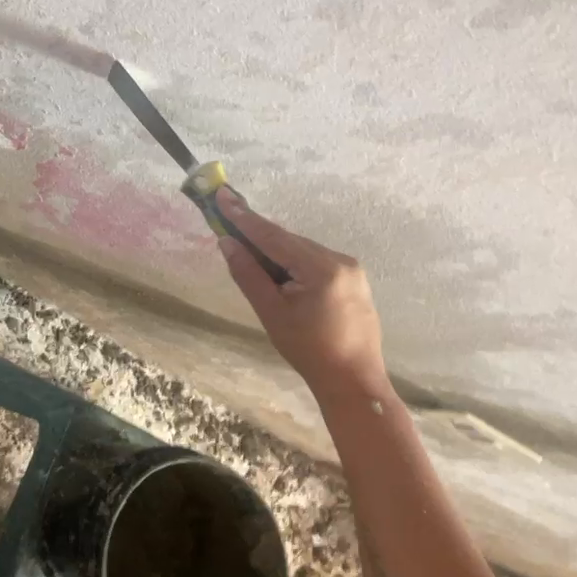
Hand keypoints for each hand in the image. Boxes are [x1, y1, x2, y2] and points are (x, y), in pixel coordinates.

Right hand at [215, 189, 387, 396]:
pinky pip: (314, 260)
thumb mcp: (271, 312)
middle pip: (288, 240)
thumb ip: (248, 273)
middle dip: (257, 234)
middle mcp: (340, 260)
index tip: (222, 195)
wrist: (354, 382)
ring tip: (249, 255)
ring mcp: (351, 269)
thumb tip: (227, 241)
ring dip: (274, 250)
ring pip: (301, 249)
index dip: (243, 216)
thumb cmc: (308, 350)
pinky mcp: (353, 279)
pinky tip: (278, 272)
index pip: (273, 235)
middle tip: (227, 225)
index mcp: (321, 268)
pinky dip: (292, 261)